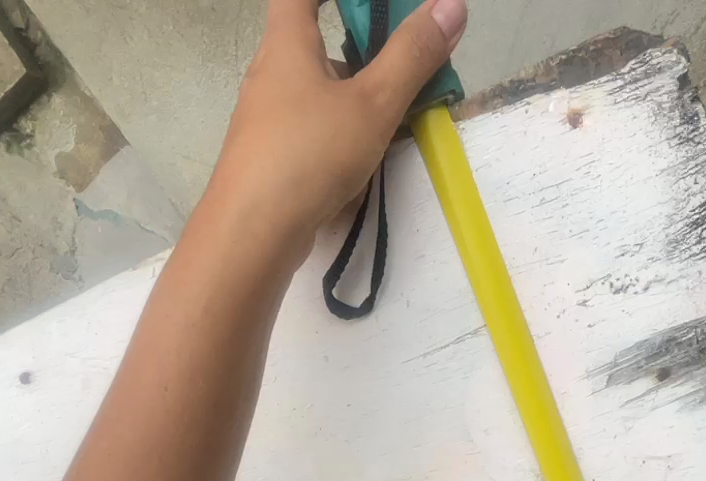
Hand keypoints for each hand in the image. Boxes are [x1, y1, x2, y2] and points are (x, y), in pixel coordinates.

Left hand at [200, 0, 467, 255]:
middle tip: (398, 62)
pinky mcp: (268, 162)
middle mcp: (269, 75)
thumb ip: (412, 57)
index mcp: (286, 43)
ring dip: (348, 98)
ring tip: (389, 119)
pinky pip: (307, 134)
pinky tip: (359, 165)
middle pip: (310, 43)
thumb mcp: (372, 105)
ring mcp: (264, 122)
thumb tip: (452, 5)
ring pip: (311, 94)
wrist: (253, 233)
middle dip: (352, 47)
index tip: (366, 3)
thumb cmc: (309, 155)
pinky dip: (336, 136)